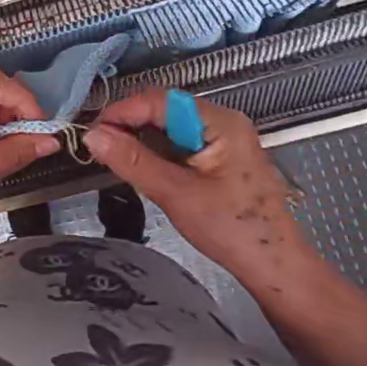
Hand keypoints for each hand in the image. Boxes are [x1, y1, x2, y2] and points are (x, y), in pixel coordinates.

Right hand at [84, 88, 313, 281]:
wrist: (273, 265)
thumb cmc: (232, 228)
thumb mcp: (176, 194)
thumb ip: (133, 161)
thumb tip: (93, 135)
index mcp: (220, 121)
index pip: (160, 100)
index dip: (122, 111)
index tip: (93, 132)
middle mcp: (223, 123)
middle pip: (165, 111)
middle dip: (129, 126)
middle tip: (98, 148)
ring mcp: (224, 141)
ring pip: (170, 129)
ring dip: (141, 141)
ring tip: (112, 158)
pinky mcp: (220, 160)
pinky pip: (180, 146)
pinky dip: (157, 154)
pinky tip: (140, 169)